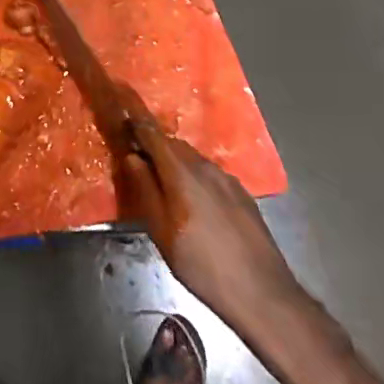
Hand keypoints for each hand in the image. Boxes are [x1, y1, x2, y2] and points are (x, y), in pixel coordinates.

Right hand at [122, 95, 383, 383]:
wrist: (262, 292)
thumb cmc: (203, 265)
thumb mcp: (163, 232)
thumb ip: (146, 190)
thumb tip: (132, 156)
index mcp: (181, 172)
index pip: (153, 132)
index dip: (136, 112)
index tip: (121, 91)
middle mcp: (205, 166)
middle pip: (172, 144)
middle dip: (153, 143)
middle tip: (136, 155)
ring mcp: (227, 178)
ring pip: (192, 159)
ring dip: (173, 161)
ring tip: (161, 182)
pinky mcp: (241, 193)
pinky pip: (208, 174)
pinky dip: (192, 175)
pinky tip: (192, 201)